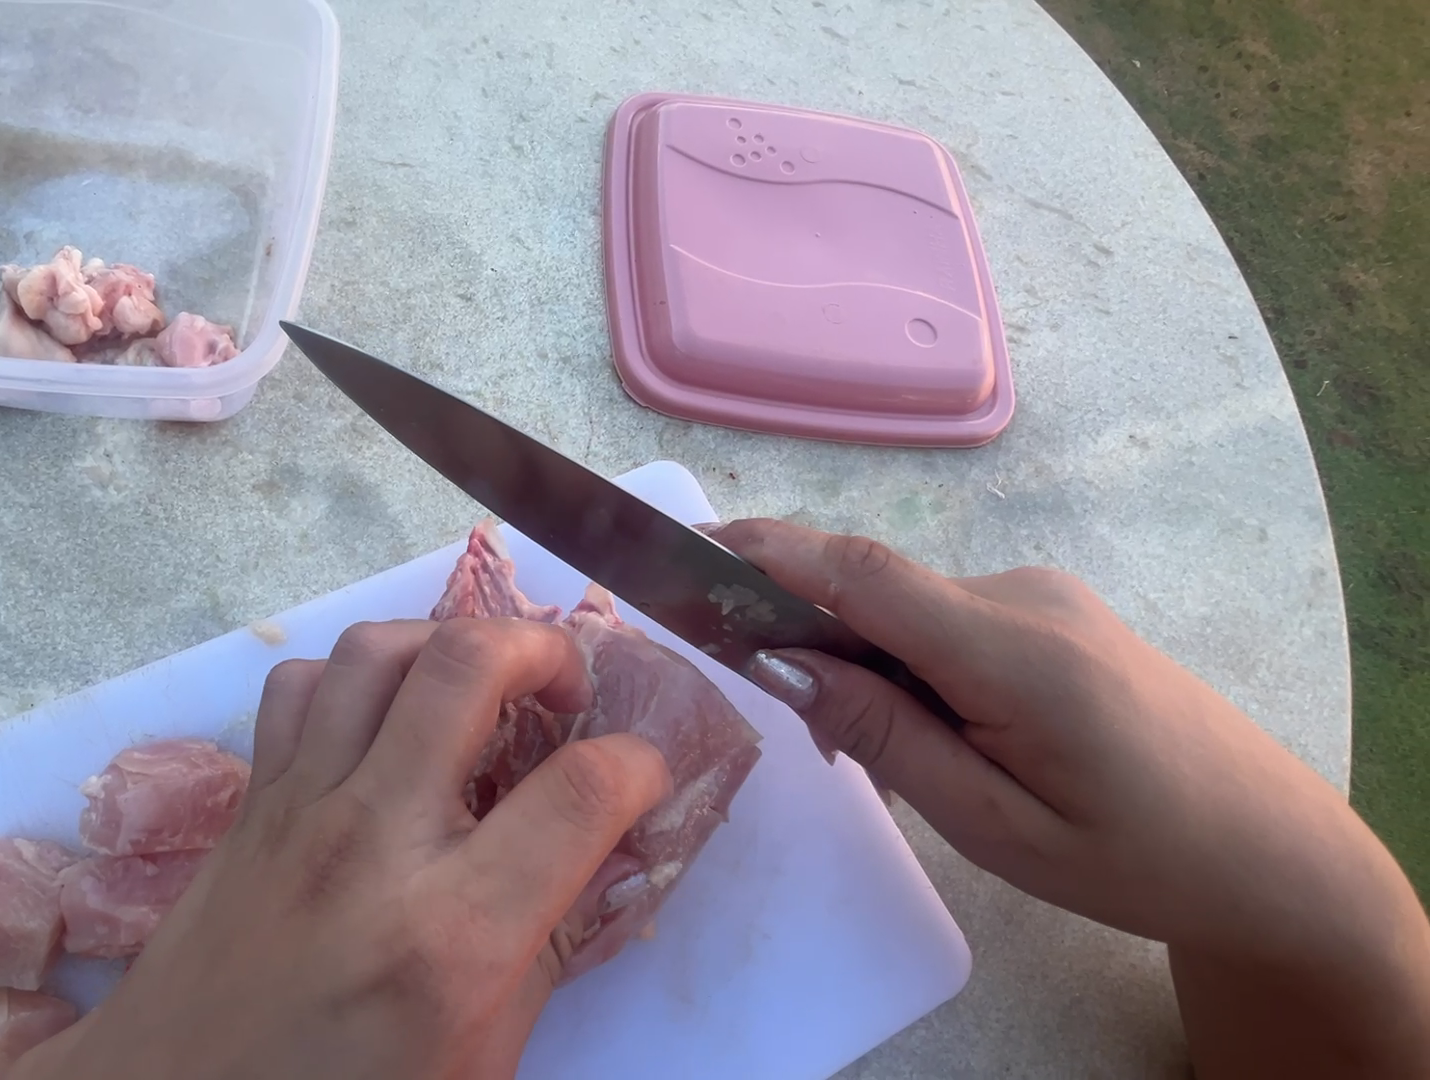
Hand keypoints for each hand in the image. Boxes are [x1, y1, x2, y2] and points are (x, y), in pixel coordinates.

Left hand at [19, 618, 670, 1079]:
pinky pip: (301, 684)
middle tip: (561, 688)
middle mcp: (374, 840)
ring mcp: (300, 803)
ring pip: (376, 649)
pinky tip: (379, 719)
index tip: (639, 770)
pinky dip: (354, 678)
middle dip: (541, 648)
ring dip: (444, 645)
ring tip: (474, 688)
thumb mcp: (484, 1051)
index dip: (636, 765)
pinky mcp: (252, 793)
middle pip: (467, 663)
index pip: (579, 795)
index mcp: (453, 933)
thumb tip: (609, 842)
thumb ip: (554, 937)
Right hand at [714, 518, 1429, 1078]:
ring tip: (870, 742)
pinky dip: (894, 652)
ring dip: (853, 652)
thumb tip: (779, 664)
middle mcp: (1021, 595)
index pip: (864, 575)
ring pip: (897, 603)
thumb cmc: (1132, 858)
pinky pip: (933, 612)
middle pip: (869, 588)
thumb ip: (880, 734)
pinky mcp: (1039, 605)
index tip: (695, 544)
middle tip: (795, 715)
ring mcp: (1035, 592)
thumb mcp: (988, 823)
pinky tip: (923, 720)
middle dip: (803, 630)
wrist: (1278, 854)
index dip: (771, 550)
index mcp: (1016, 653)